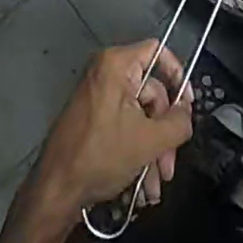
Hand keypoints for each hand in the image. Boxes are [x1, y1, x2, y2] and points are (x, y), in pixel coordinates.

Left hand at [30, 40, 193, 219]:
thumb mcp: (150, 140)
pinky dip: (137, 149)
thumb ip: (178, 122)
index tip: (187, 105)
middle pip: (152, 92)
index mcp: (116, 65)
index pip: (158, 52)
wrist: (55, 191)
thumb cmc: (100, 156)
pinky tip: (143, 182)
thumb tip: (186, 112)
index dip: (178, 75)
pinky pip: (125, 125)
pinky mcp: (93, 117)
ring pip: (141, 115)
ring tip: (156, 183)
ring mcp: (98, 95)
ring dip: (153, 149)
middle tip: (169, 163)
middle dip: (164, 132)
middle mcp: (106, 72)